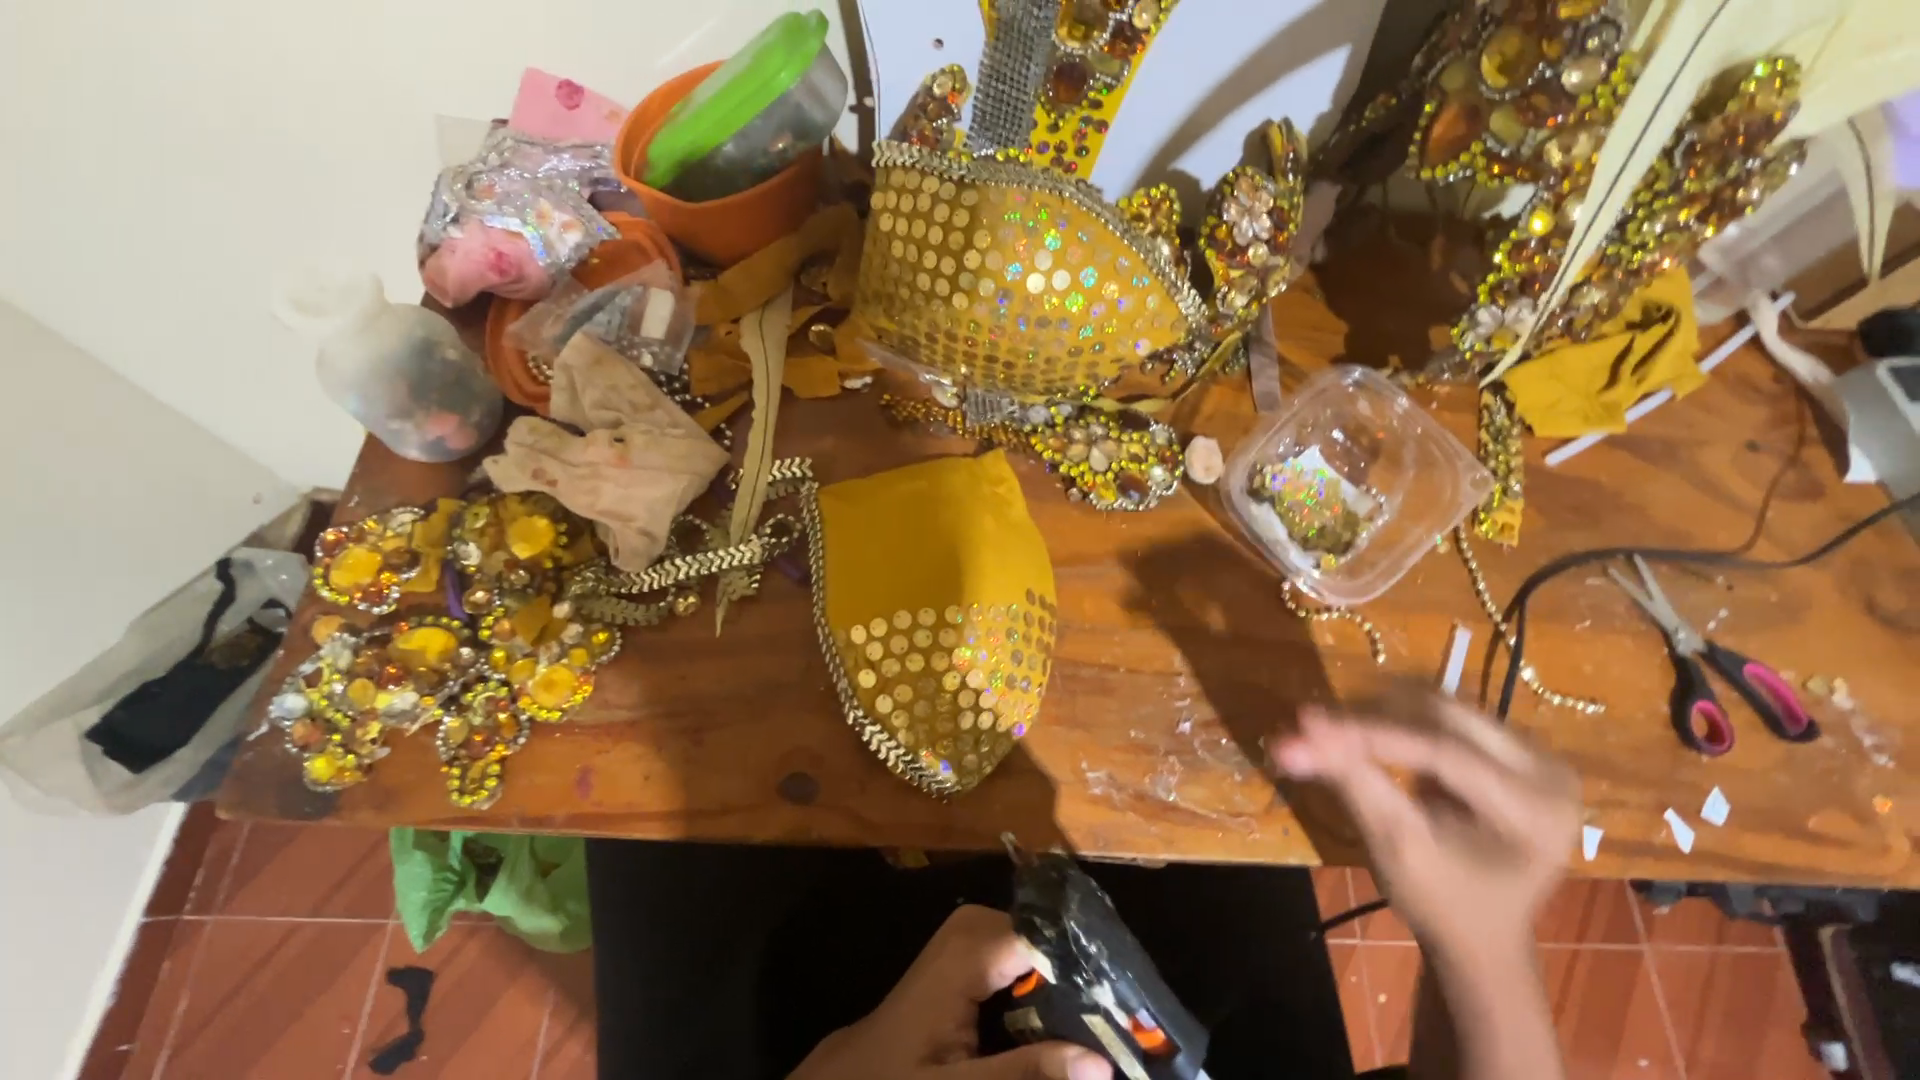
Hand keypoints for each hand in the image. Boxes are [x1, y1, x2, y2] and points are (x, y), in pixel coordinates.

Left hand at [788, 905, 1112, 1079]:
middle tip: (1129, 1018)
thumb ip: (1024, 1074)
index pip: (1041, 937)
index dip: (1088, 966)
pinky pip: (1019, 960)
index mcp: (965, 957)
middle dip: (1085, 973)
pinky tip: (1069, 1018)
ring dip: (1069, 983)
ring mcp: (967, 943)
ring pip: (1035, 947)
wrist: (844, 1079)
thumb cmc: (894, 1079)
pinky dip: (1045, 988)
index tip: (1131, 1001)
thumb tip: (1102, 1064)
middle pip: (1044, 938)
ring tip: (1113, 1017)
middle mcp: (969, 935)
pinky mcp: (967, 960)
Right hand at [1269, 699, 1579, 958]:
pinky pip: (1448, 719)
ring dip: (1384, 713)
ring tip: (1334, 729)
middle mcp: (1549, 770)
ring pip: (1443, 709)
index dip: (1368, 732)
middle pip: (1446, 717)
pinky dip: (1400, 721)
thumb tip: (1289, 741)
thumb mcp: (1394, 847)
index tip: (1305, 719)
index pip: (1442, 750)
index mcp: (1536, 808)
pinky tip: (1366, 735)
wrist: (1481, 935)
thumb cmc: (1441, 904)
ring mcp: (1537, 757)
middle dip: (1374, 716)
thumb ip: (1353, 785)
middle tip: (1314, 722)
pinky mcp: (1516, 751)